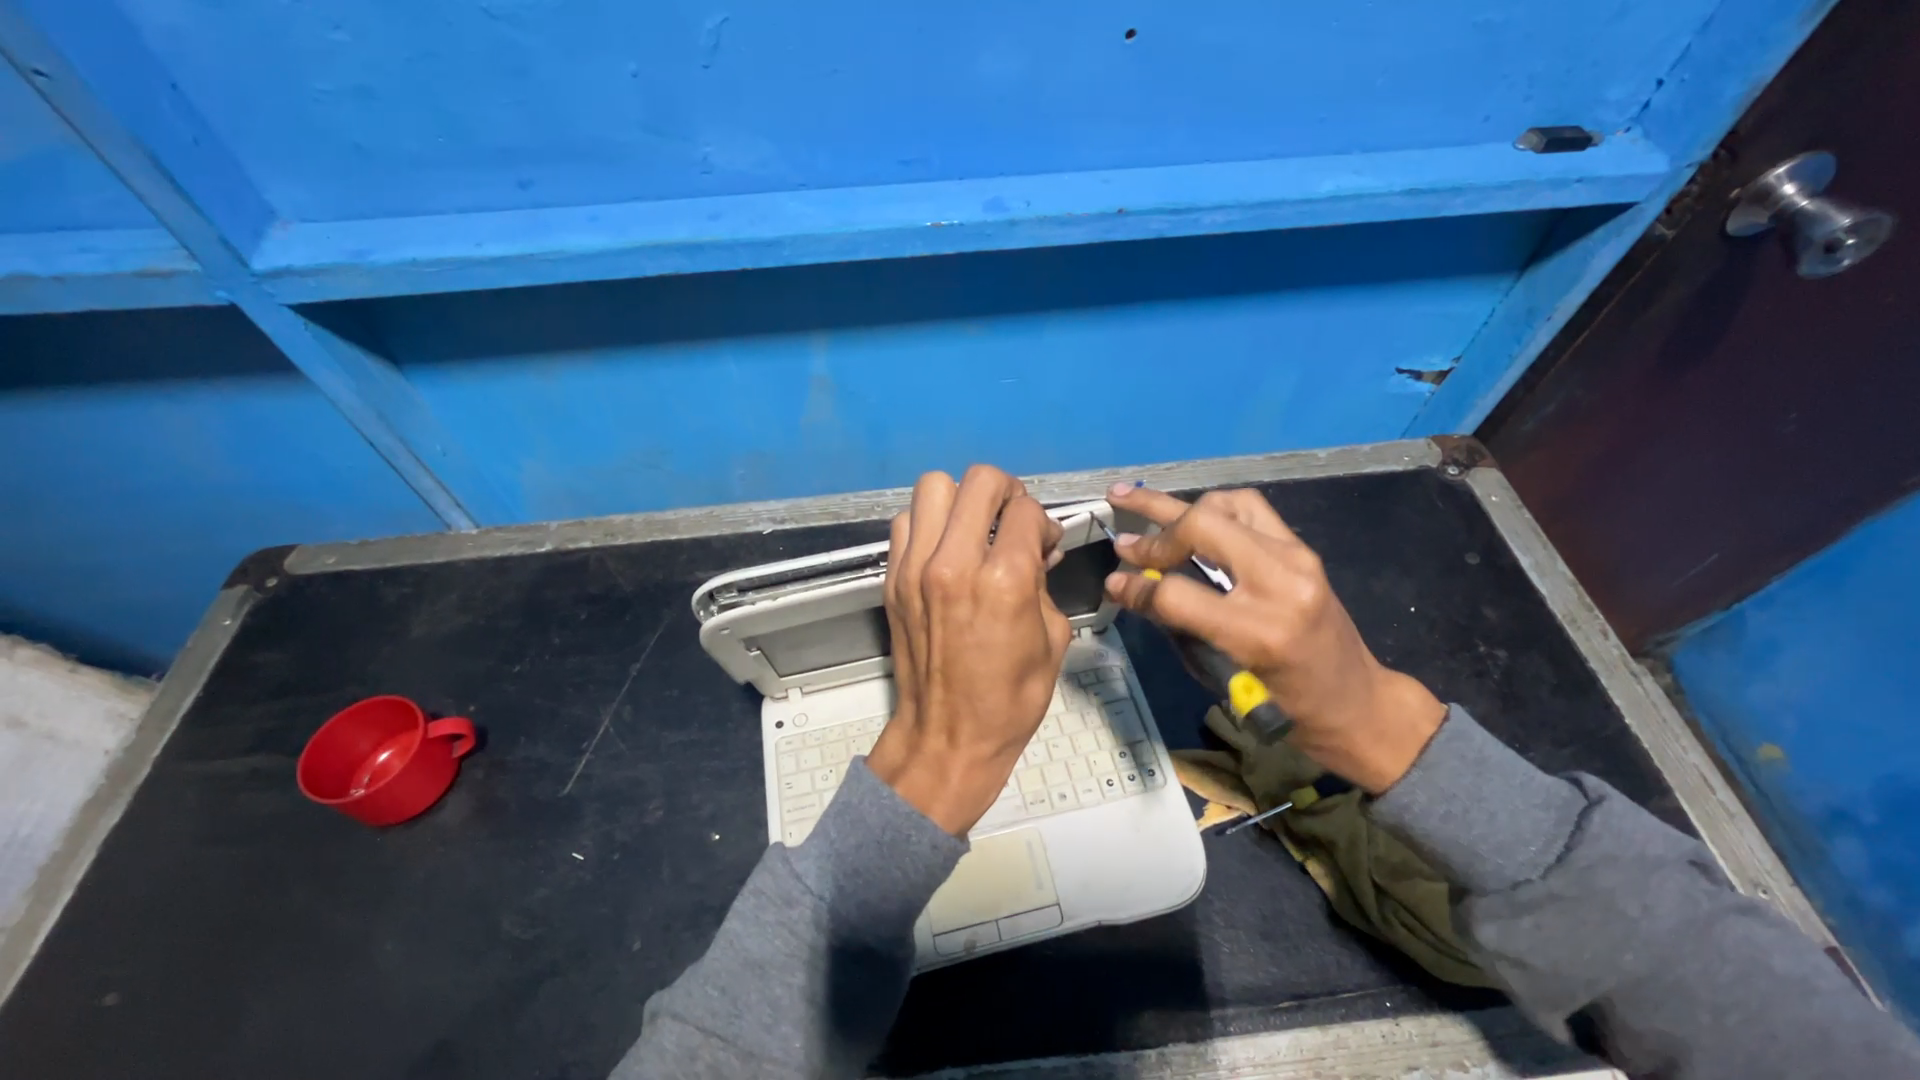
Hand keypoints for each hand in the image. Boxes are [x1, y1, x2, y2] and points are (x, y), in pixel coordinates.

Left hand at [866, 466, 1071, 833]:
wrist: (948, 737)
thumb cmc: (1010, 698)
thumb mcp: (1053, 637)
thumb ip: (1043, 580)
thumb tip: (1036, 548)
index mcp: (1004, 580)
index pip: (1026, 511)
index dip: (1043, 522)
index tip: (1044, 542)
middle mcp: (955, 562)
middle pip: (979, 480)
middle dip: (1005, 491)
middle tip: (1011, 519)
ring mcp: (915, 568)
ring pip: (933, 487)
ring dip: (960, 499)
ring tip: (973, 528)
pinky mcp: (892, 579)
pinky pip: (906, 521)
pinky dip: (928, 523)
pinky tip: (944, 549)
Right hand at [1103, 483, 1446, 792]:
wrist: (1356, 702)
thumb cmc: (1288, 707)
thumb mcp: (1225, 677)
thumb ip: (1179, 624)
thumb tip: (1131, 587)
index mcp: (1259, 630)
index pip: (1177, 592)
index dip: (1138, 586)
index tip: (1113, 583)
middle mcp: (1281, 582)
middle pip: (1203, 527)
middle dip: (1156, 533)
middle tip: (1123, 541)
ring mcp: (1298, 558)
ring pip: (1229, 504)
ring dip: (1184, 508)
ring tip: (1146, 506)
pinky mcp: (1303, 549)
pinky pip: (1252, 509)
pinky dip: (1216, 509)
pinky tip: (1191, 516)